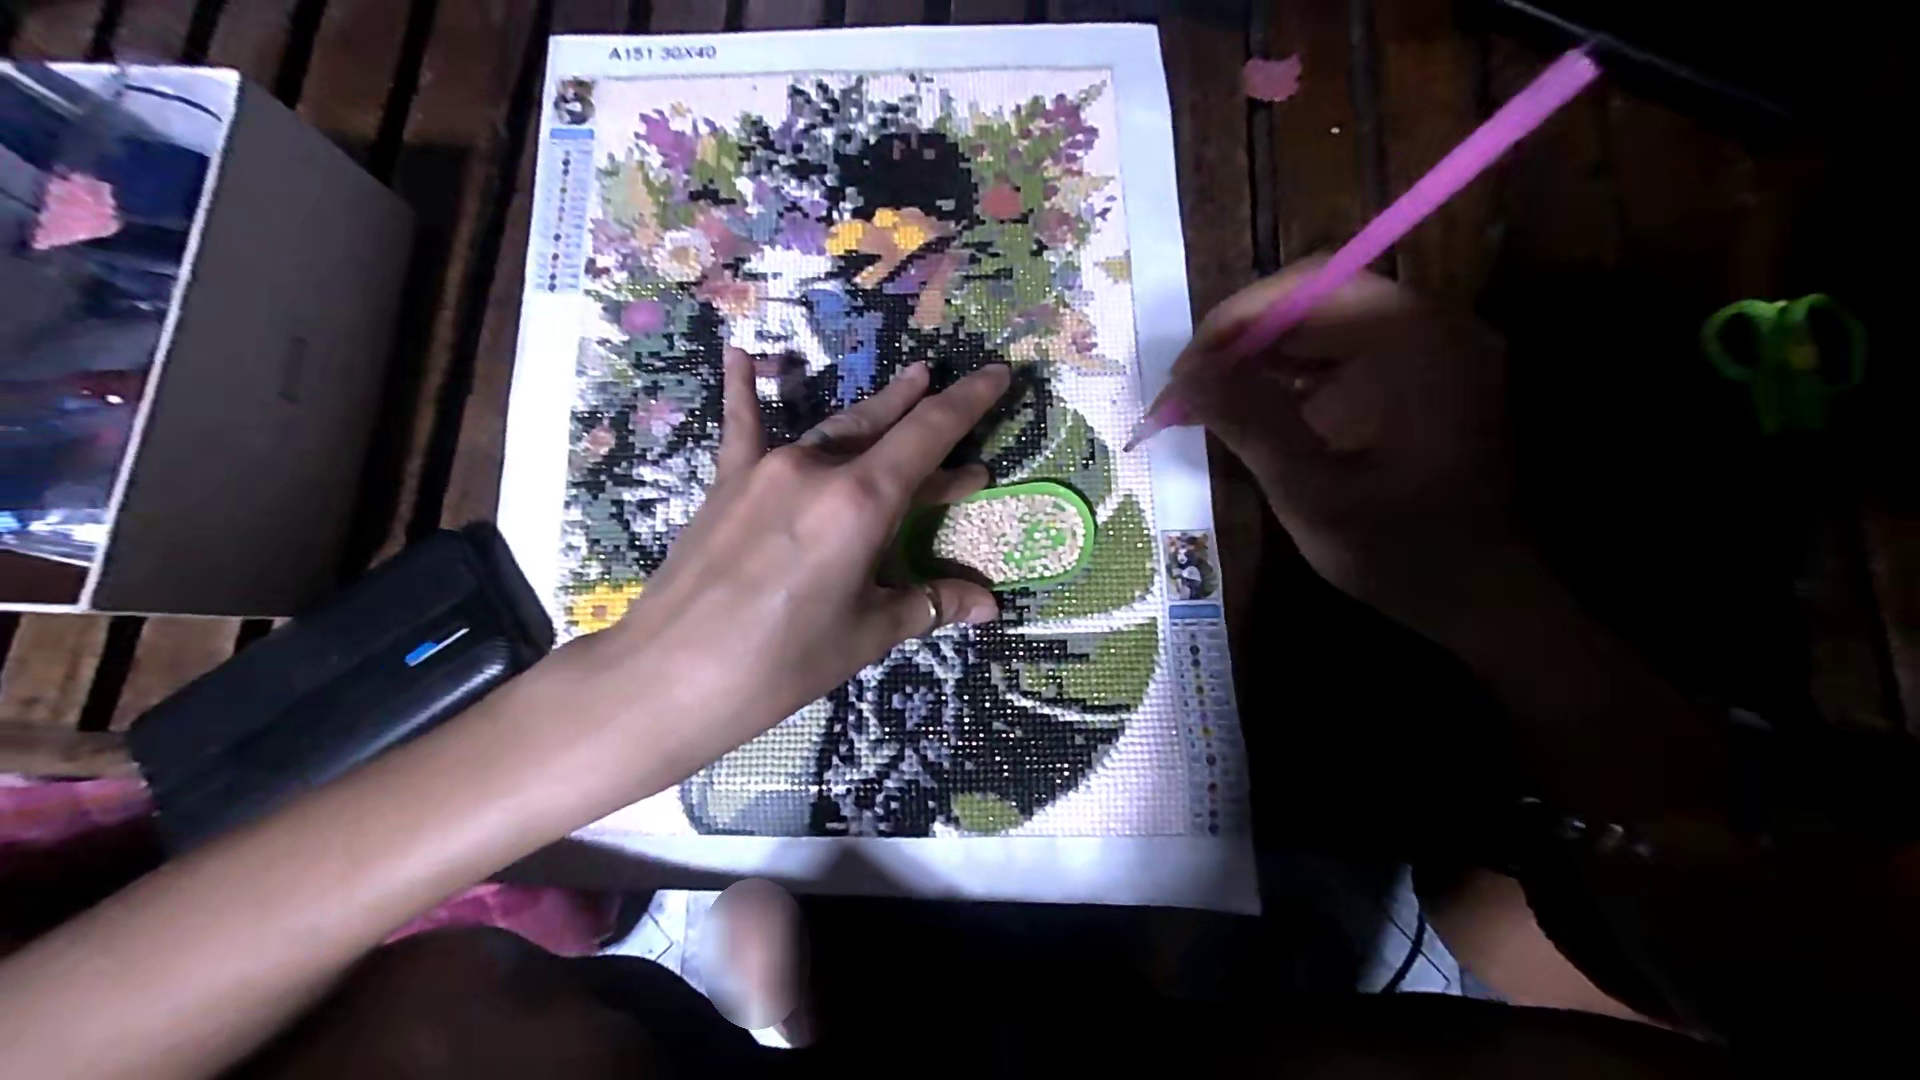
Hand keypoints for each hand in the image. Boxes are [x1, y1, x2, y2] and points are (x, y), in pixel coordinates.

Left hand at [578, 350, 1008, 774]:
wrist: (669, 676)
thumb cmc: (782, 662)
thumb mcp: (868, 634)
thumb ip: (931, 604)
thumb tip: (988, 605)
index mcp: (861, 501)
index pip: (929, 434)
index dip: (969, 401)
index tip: (998, 373)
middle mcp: (816, 468)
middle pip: (884, 425)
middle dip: (927, 406)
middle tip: (954, 387)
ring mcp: (766, 469)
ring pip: (834, 429)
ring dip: (876, 411)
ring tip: (909, 384)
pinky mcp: (727, 483)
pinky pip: (742, 428)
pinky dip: (744, 392)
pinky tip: (738, 353)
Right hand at [1168, 259, 1513, 626]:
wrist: (1475, 596)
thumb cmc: (1397, 548)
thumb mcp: (1310, 491)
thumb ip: (1249, 422)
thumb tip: (1185, 375)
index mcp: (1414, 342)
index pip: (1307, 288)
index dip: (1233, 321)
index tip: (1184, 373)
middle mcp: (1427, 329)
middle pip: (1312, 300)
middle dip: (1237, 341)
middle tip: (1185, 389)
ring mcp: (1423, 353)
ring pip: (1318, 327)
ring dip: (1254, 359)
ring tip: (1202, 401)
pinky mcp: (1410, 382)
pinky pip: (1334, 357)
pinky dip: (1283, 378)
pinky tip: (1244, 411)